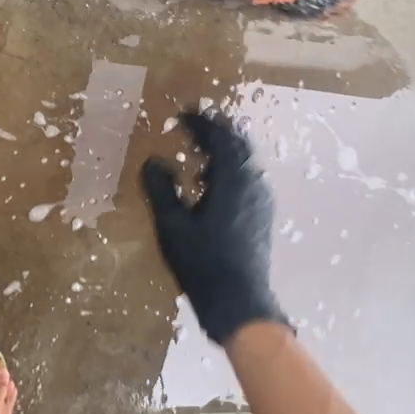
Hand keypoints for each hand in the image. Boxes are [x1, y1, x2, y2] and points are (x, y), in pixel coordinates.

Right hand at [140, 111, 286, 343]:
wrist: (238, 300)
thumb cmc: (202, 262)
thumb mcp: (173, 225)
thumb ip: (161, 190)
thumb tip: (153, 161)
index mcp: (233, 181)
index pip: (221, 138)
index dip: (202, 122)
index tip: (184, 113)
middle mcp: (253, 184)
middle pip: (238, 146)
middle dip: (216, 132)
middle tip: (192, 126)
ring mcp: (261, 201)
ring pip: (244, 164)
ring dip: (222, 151)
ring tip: (198, 151)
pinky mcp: (260, 216)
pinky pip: (246, 180)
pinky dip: (227, 171)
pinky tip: (210, 185)